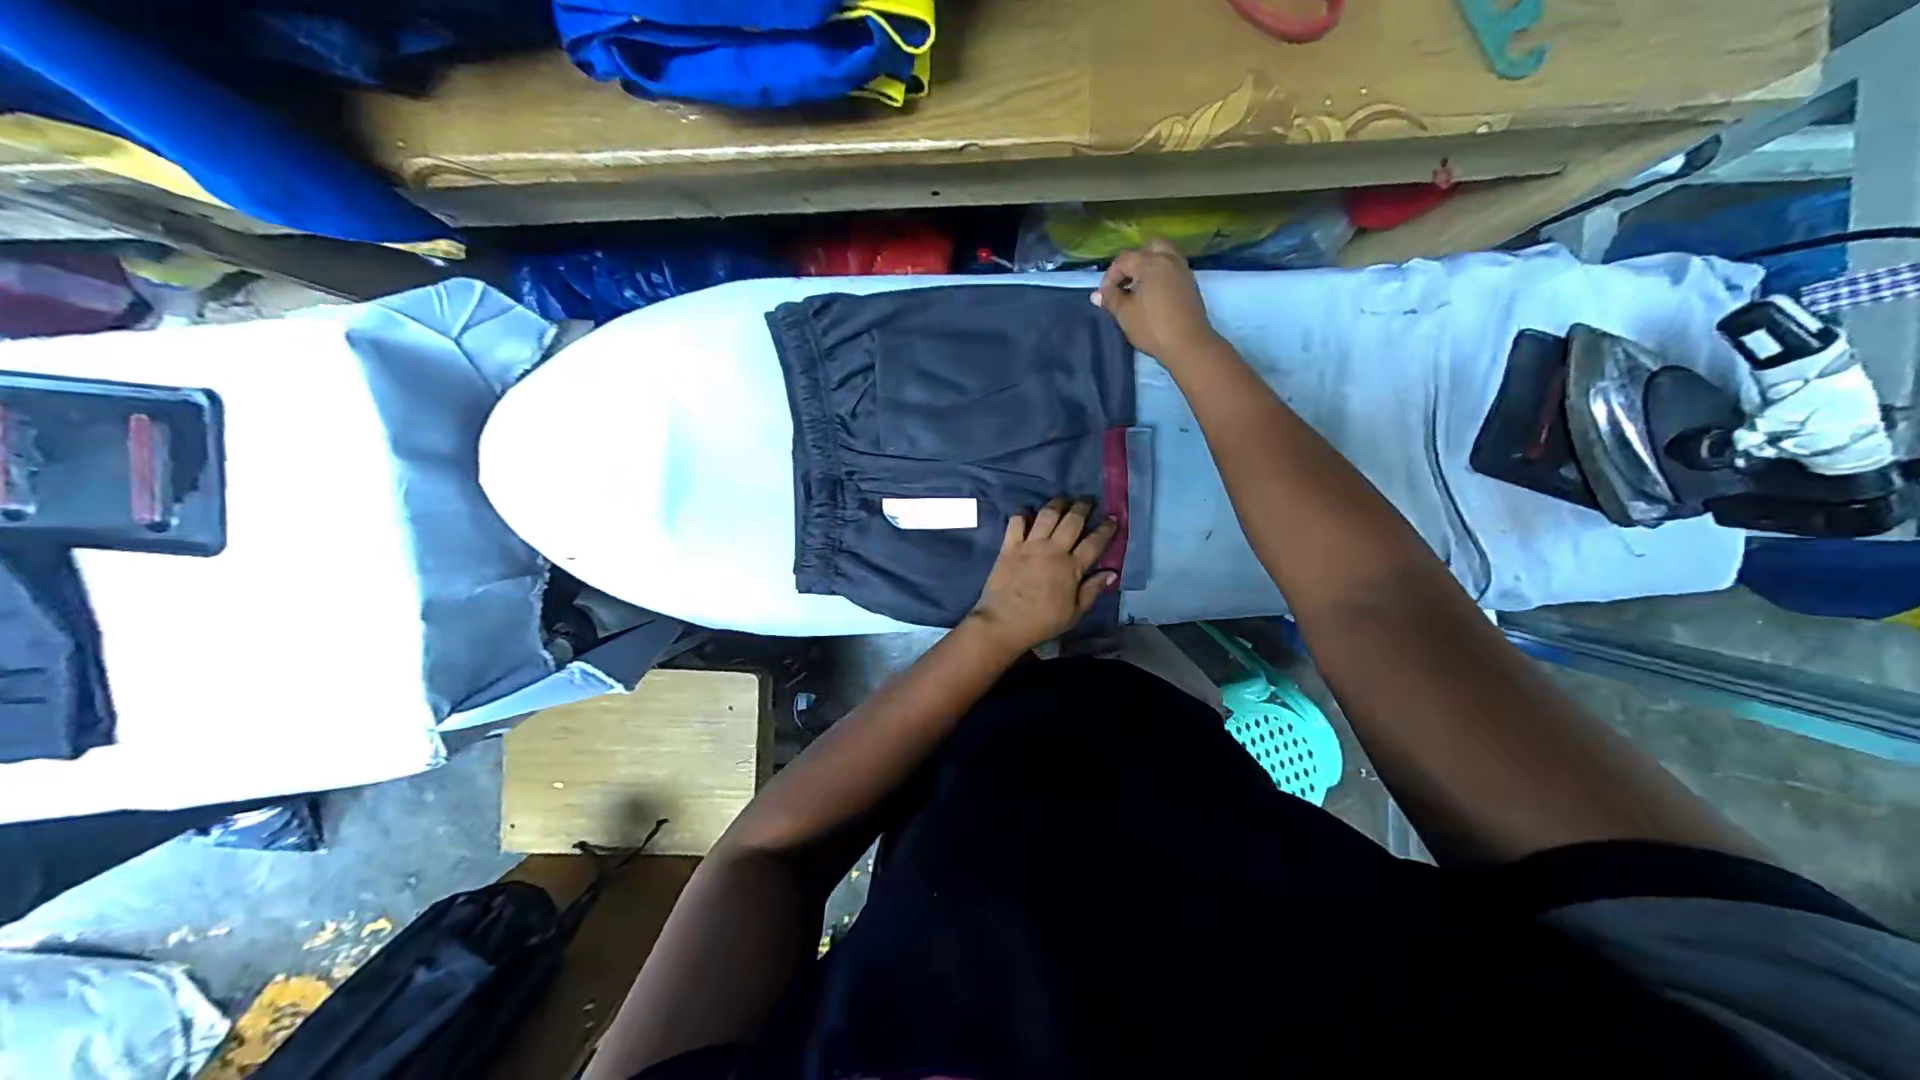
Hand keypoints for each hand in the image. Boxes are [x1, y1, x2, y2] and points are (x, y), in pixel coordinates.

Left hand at [965, 497, 1118, 655]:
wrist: (1004, 623)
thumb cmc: (1042, 622)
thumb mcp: (1074, 612)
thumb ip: (1092, 590)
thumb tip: (1112, 573)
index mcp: (1072, 567)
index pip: (1095, 542)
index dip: (1106, 528)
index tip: (1112, 517)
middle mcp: (1053, 550)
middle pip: (1072, 520)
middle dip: (1083, 507)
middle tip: (1088, 501)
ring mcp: (1030, 545)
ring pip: (1047, 515)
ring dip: (1058, 504)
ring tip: (1064, 500)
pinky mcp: (1009, 546)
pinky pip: (1017, 522)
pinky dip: (1023, 514)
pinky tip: (1029, 512)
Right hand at [1091, 239, 1224, 362]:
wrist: (1188, 344)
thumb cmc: (1152, 327)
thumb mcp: (1124, 314)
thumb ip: (1110, 299)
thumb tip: (1098, 294)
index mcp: (1151, 262)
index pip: (1124, 260)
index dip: (1110, 277)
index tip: (1105, 296)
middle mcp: (1169, 259)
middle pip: (1148, 249)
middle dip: (1132, 263)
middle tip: (1124, 283)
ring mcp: (1183, 270)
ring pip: (1163, 255)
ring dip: (1148, 266)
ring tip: (1138, 288)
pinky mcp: (1190, 283)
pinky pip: (1172, 268)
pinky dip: (1160, 274)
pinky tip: (1152, 294)